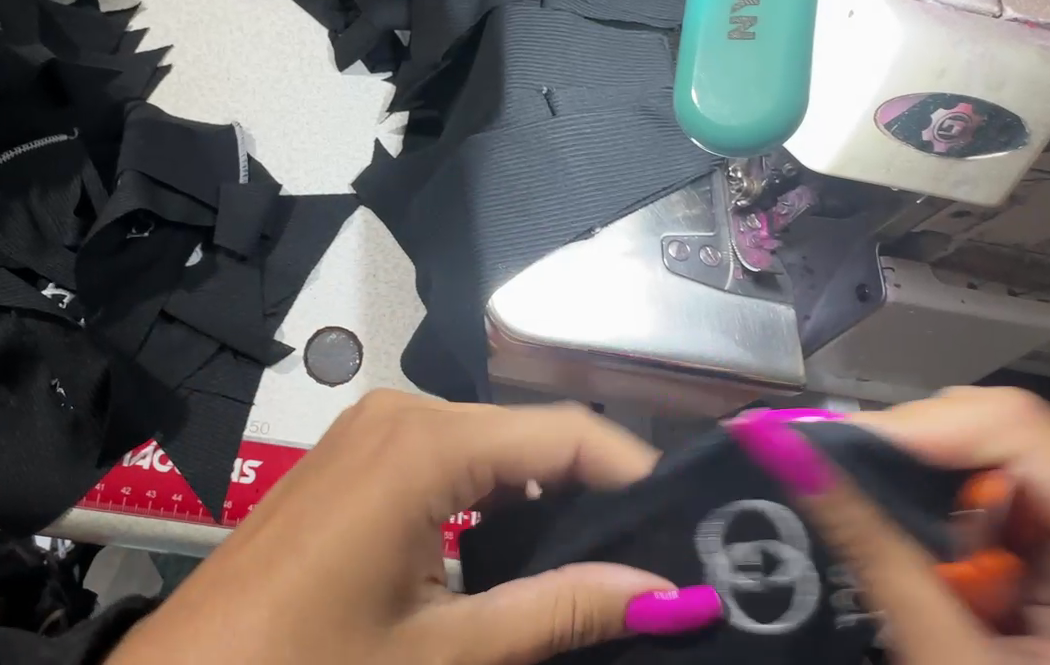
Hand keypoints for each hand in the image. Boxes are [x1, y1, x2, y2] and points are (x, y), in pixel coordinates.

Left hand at [109, 390, 675, 664]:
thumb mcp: (445, 654)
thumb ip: (559, 611)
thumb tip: (664, 593)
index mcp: (425, 440)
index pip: (563, 432)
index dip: (634, 472)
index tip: (690, 523)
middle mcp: (401, 410)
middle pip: (527, 432)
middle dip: (593, 485)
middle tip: (655, 550)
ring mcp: (373, 425)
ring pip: (490, 441)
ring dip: (544, 489)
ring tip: (601, 553)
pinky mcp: (358, 449)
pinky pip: (448, 453)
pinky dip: (493, 490)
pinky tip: (520, 542)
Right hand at [734, 387, 1049, 664]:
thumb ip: (871, 547)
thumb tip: (769, 438)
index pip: (1024, 431)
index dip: (913, 428)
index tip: (820, 450)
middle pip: (1009, 435)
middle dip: (913, 462)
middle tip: (842, 499)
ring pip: (998, 455)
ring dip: (926, 490)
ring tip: (893, 544)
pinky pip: (1009, 493)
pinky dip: (952, 517)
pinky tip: (941, 564)